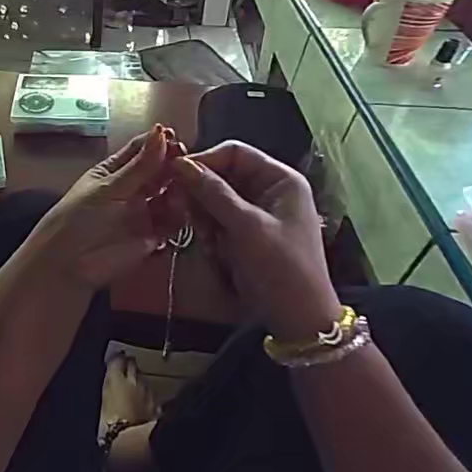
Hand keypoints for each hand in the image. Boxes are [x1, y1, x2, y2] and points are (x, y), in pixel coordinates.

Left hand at [25, 124, 179, 288]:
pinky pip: (174, 221)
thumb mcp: (109, 188)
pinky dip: (181, 214)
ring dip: (180, 189)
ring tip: (186, 186)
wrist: (68, 263)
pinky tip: (183, 207)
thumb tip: (161, 131)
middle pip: (160, 172)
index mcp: (114, 171)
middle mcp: (131, 189)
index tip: (177, 139)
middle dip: (174, 166)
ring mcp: (143, 212)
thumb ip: (139, 165)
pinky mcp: (152, 236)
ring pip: (170, 195)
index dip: (159, 143)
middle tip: (188, 164)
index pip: (142, 151)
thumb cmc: (80, 218)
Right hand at [170, 140, 340, 340]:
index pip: (234, 153)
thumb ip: (212, 193)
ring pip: (212, 199)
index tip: (174, 177)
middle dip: (200, 194)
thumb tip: (178, 164)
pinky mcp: (242, 233)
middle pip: (220, 175)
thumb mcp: (246, 227)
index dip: (203, 162)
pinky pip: (214, 220)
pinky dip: (207, 231)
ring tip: (205, 238)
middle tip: (183, 212)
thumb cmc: (281, 267)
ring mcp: (254, 213)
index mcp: (279, 179)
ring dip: (201, 215)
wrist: (298, 318)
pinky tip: (211, 248)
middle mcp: (267, 190)